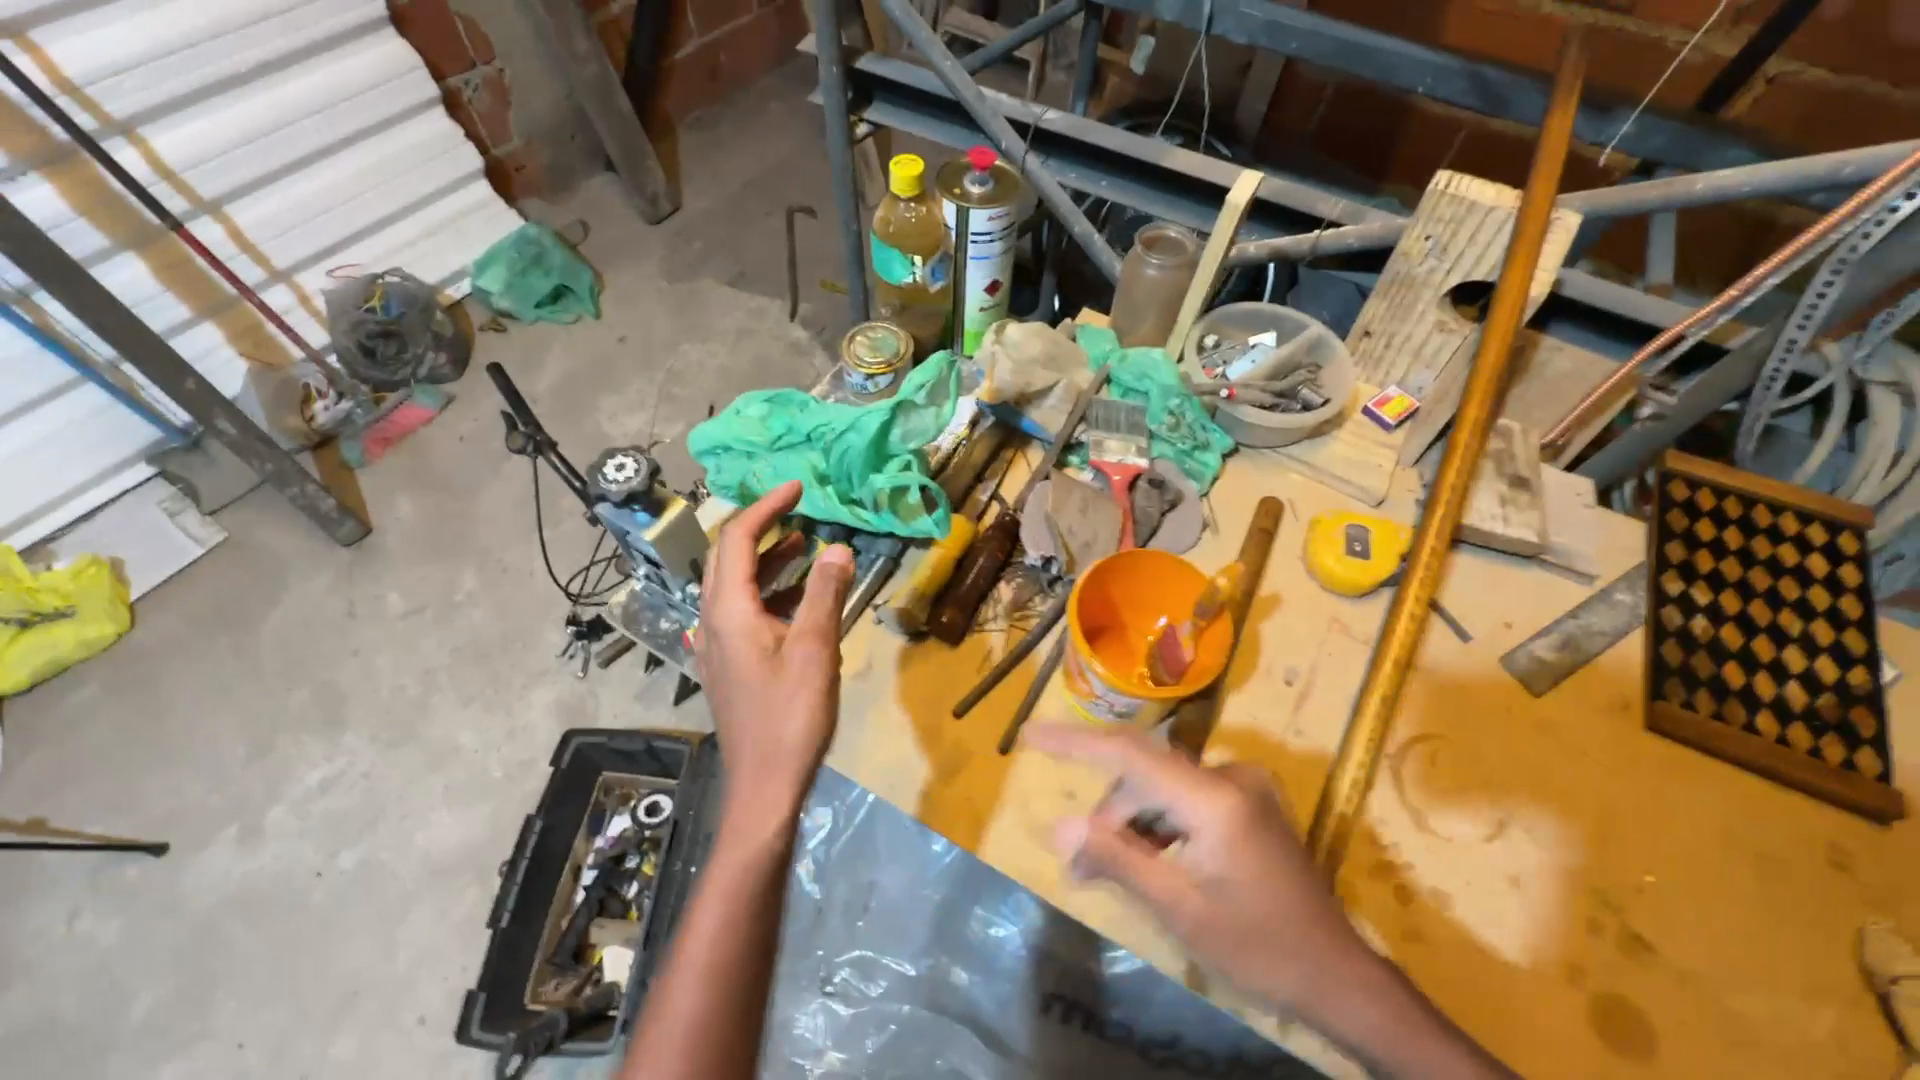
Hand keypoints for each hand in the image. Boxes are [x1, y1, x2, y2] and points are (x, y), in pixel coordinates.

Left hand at [697, 481, 852, 828]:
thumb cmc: (790, 717)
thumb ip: (825, 594)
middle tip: (800, 512)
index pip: (735, 539)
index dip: (765, 507)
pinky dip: (770, 594)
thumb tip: (837, 547)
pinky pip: (743, 613)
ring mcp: (716, 647)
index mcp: (727, 610)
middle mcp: (712, 621)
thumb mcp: (815, 650)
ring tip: (807, 547)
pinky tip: (800, 601)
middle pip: (727, 559)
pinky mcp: (729, 667)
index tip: (798, 488)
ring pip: (736, 587)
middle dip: (762, 530)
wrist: (763, 786)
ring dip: (768, 563)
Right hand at [1024, 724, 1370, 1010]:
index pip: (1130, 754)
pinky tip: (1146, 864)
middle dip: (1106, 816)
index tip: (1029, 736)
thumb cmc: (1258, 947)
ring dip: (1131, 825)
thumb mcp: (1179, 909)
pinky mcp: (1250, 805)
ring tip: (1104, 873)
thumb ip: (1117, 859)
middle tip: (1076, 868)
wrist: (1336, 975)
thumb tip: (1061, 827)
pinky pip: (1186, 801)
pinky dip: (1159, 827)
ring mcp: (1245, 789)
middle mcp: (1231, 778)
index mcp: (1215, 799)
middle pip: (1144, 777)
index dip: (1074, 742)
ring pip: (1163, 790)